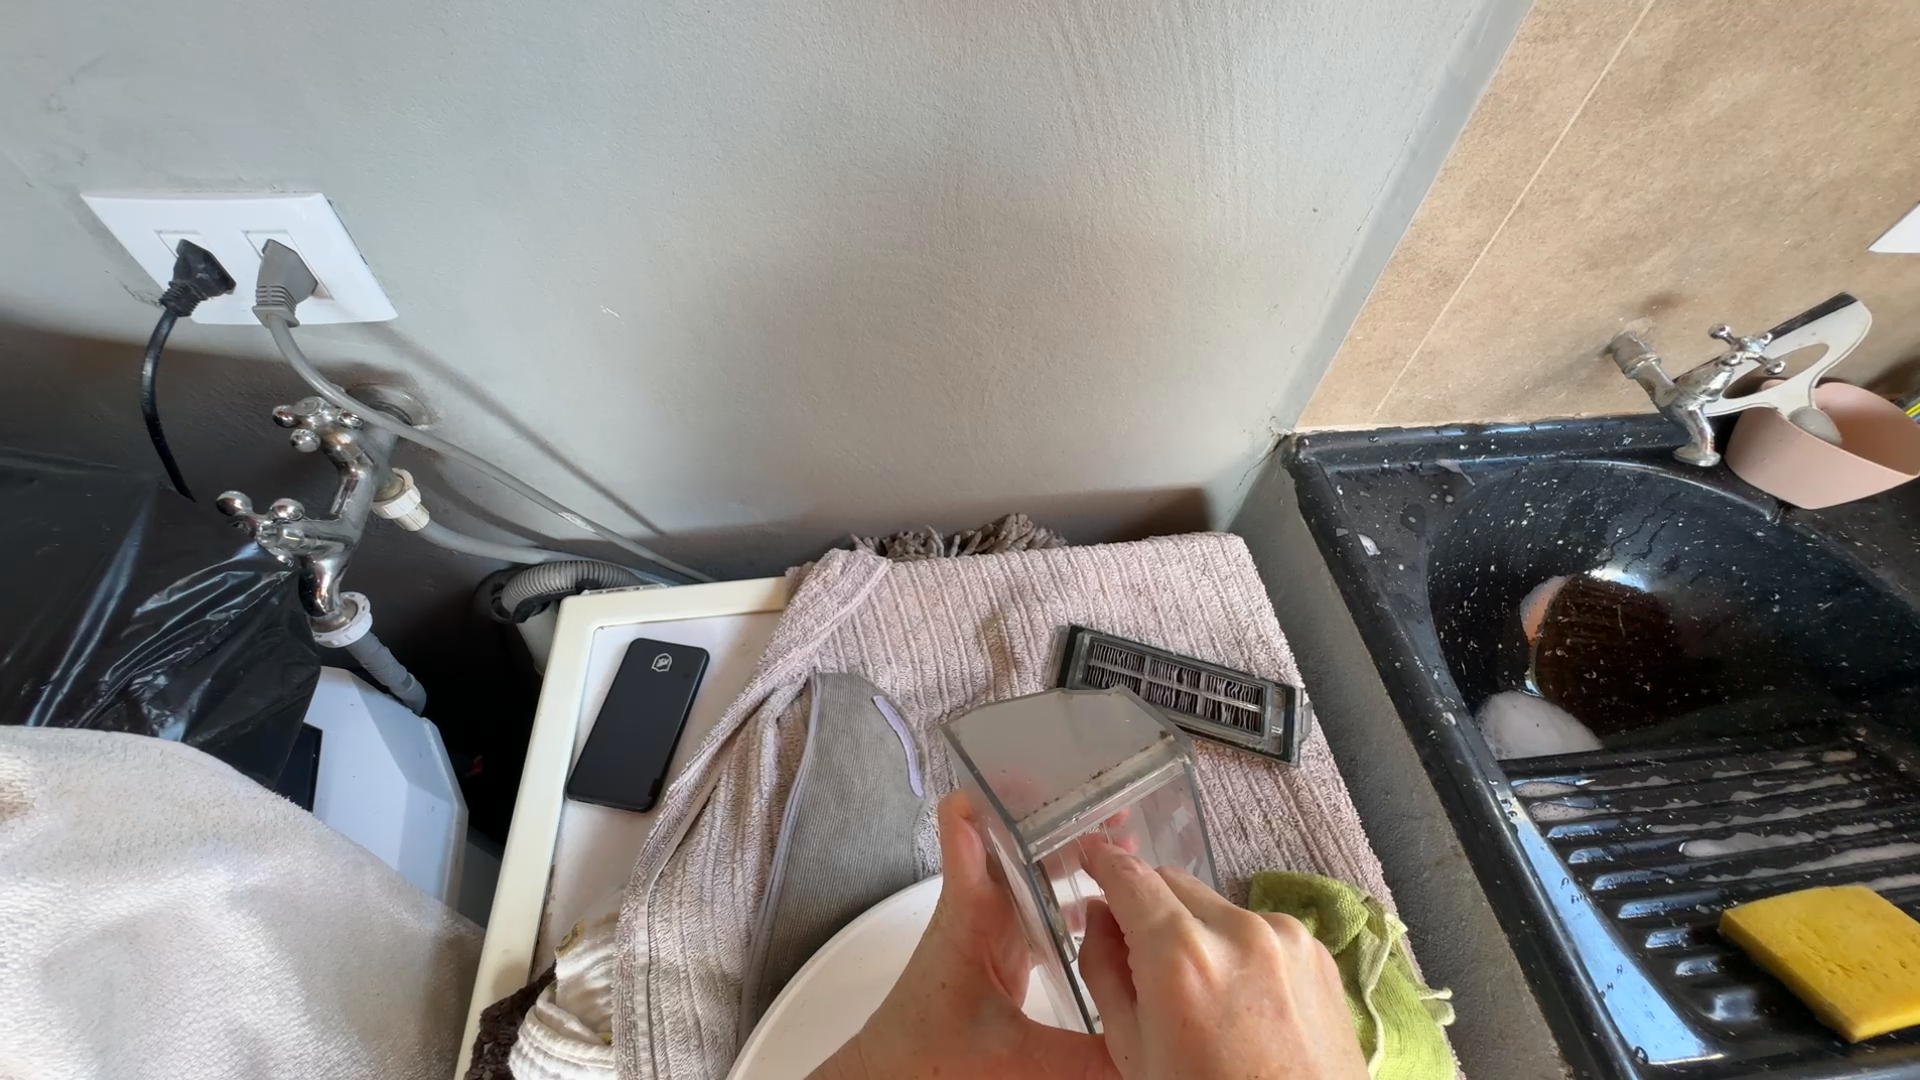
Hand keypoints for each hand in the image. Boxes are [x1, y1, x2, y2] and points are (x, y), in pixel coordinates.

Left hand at [807, 794, 1117, 1079]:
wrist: (889, 1079)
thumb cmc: (926, 1060)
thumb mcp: (1014, 1061)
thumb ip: (1088, 1061)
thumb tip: (1153, 1056)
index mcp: (970, 909)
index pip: (964, 820)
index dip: (996, 786)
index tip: (1044, 772)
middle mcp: (977, 903)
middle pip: (1013, 834)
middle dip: (1061, 817)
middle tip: (1115, 812)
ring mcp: (987, 920)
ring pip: (1026, 864)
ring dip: (1066, 850)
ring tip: (1121, 845)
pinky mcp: (997, 943)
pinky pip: (1033, 899)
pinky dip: (1064, 889)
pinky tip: (1103, 903)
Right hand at [1077, 838, 1367, 1079]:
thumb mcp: (1131, 1048)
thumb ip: (1103, 967)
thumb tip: (1098, 912)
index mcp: (1181, 955)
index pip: (1129, 876)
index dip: (1103, 860)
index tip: (1089, 853)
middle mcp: (1236, 929)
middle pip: (1170, 881)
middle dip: (1148, 904)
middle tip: (1140, 949)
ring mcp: (1284, 936)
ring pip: (1212, 903)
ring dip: (1193, 927)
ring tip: (1202, 990)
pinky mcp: (1316, 951)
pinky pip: (1256, 926)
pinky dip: (1236, 946)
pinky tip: (1242, 998)